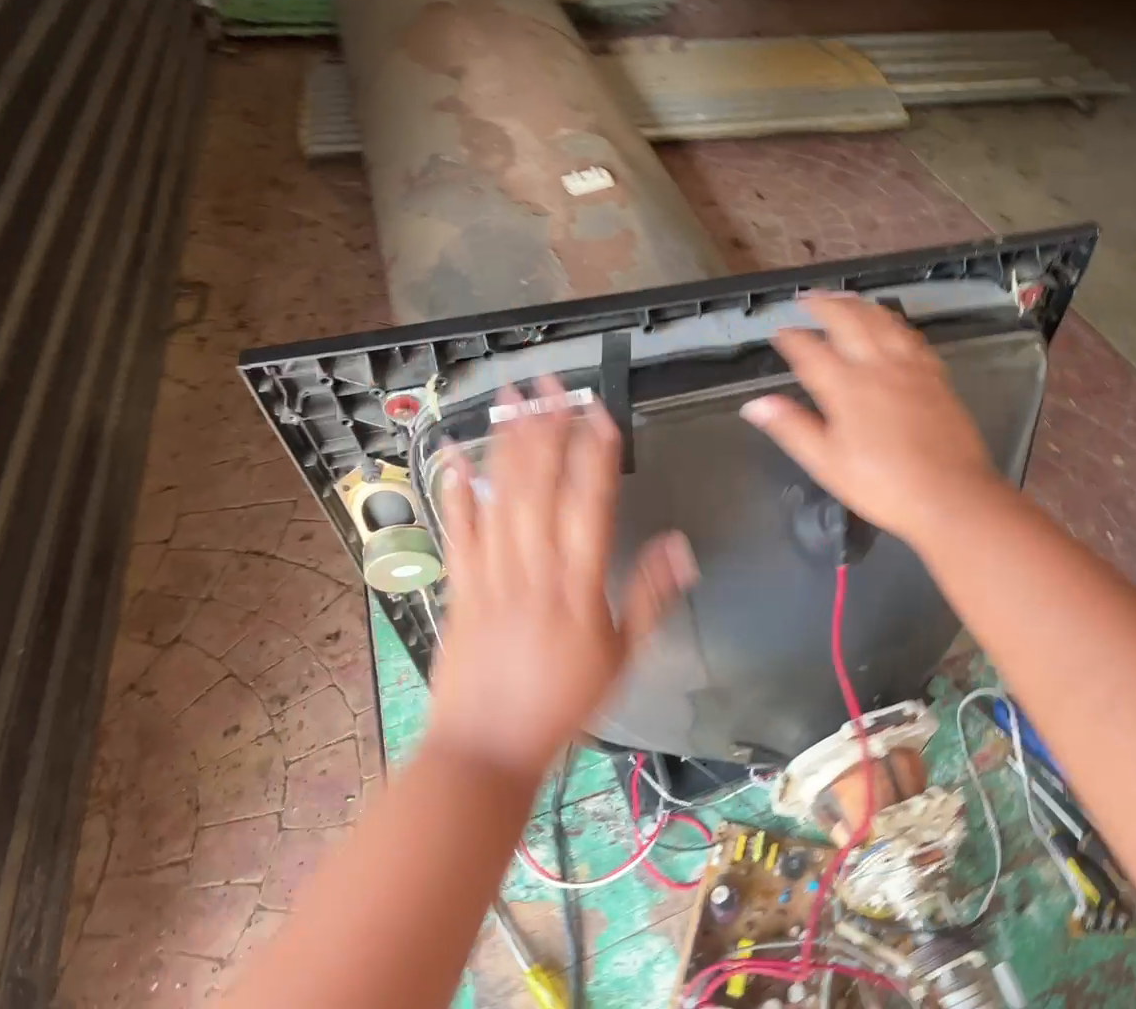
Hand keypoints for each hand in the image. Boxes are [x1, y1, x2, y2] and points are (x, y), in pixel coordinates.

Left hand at [426, 376, 697, 778]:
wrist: (486, 749)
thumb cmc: (561, 707)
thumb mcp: (622, 658)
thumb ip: (649, 598)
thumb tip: (679, 548)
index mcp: (578, 589)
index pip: (591, 507)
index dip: (596, 455)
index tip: (600, 414)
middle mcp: (532, 573)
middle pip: (541, 489)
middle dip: (549, 431)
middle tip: (553, 386)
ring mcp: (490, 577)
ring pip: (500, 499)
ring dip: (508, 445)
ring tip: (515, 401)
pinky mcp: (459, 588)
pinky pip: (457, 531)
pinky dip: (455, 491)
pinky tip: (455, 456)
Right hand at [740, 295, 1006, 542]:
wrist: (949, 494)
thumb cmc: (884, 485)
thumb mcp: (827, 463)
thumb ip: (792, 427)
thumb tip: (756, 405)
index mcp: (846, 387)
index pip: (810, 350)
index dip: (791, 338)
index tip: (779, 332)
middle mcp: (878, 366)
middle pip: (847, 320)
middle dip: (823, 304)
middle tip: (807, 298)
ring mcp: (910, 367)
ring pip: (882, 320)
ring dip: (858, 304)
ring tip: (844, 298)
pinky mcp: (935, 375)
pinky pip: (910, 335)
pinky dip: (893, 321)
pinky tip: (890, 324)